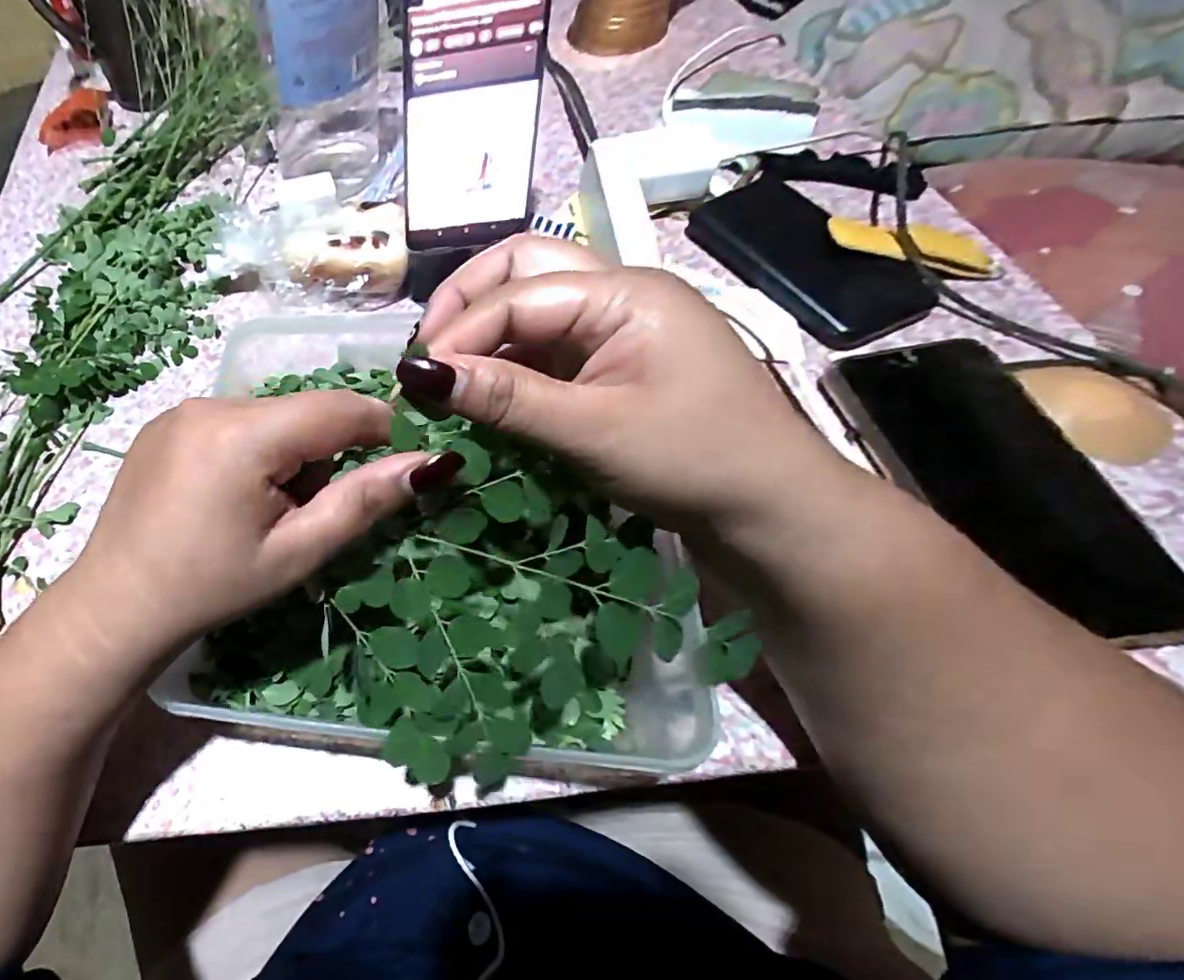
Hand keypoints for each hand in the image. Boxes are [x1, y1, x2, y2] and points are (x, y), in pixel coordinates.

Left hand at [57, 392, 449, 658]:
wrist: (117, 606)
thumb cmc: (213, 588)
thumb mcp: (297, 552)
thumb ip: (363, 501)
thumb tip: (431, 463)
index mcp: (243, 434)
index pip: (338, 408)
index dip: (380, 429)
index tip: (397, 465)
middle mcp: (210, 403)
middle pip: (303, 412)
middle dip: (326, 453)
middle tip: (309, 512)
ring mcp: (181, 409)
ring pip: (271, 417)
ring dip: (291, 453)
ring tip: (266, 511)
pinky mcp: (165, 423)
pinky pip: (235, 422)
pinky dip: (255, 450)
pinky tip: (232, 499)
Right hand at [407, 236, 846, 537]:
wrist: (767, 506)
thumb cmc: (692, 460)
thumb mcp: (592, 430)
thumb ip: (507, 398)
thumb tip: (419, 375)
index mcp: (624, 291)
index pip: (518, 293)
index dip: (460, 333)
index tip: (416, 382)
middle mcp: (619, 293)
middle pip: (524, 269)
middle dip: (467, 305)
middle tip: (428, 356)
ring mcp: (618, 328)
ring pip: (533, 308)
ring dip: (486, 336)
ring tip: (448, 378)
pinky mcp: (614, 364)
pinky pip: (549, 348)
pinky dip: (511, 365)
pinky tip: (488, 394)